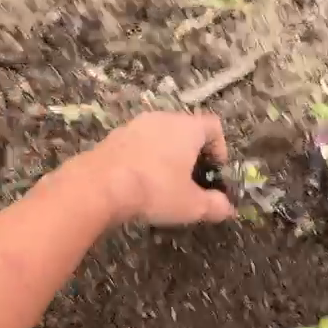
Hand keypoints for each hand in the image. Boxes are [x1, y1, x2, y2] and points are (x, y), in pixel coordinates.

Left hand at [81, 112, 236, 225]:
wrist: (100, 186)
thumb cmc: (155, 190)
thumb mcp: (191, 205)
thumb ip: (214, 206)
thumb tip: (227, 209)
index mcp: (187, 128)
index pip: (214, 126)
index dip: (220, 149)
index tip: (214, 173)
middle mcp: (163, 118)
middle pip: (186, 130)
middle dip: (192, 155)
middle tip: (191, 183)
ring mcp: (135, 125)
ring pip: (161, 137)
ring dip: (167, 157)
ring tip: (164, 185)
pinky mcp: (114, 137)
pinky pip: (138, 145)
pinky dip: (145, 160)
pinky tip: (139, 184)